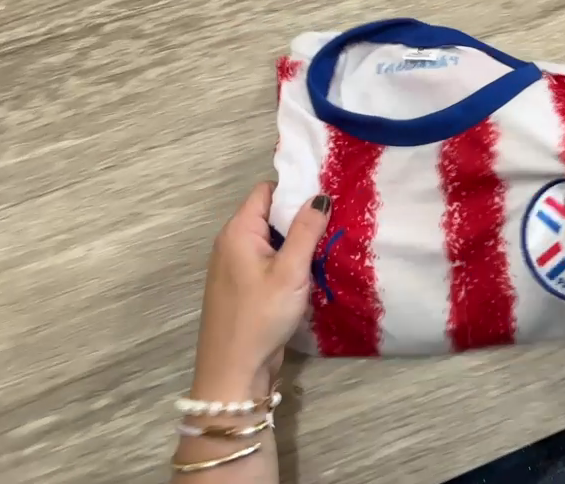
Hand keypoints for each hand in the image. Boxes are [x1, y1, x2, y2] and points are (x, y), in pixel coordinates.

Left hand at [191, 181, 329, 397]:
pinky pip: (268, 260)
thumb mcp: (290, 270)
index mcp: (238, 232)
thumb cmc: (261, 316)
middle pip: (270, 213)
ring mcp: (235, 267)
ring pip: (272, 239)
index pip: (267, 191)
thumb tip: (320, 196)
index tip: (325, 198)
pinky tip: (309, 271)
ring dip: (297, 241)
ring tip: (327, 245)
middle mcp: (232, 243)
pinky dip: (288, 260)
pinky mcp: (243, 287)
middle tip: (332, 222)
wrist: (233, 374)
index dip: (294, 190)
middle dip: (300, 216)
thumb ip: (306, 229)